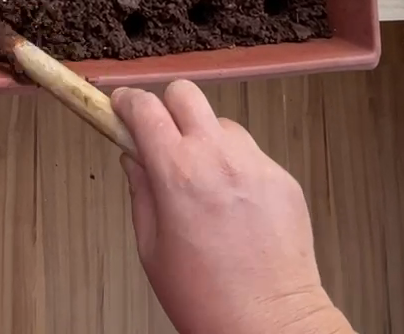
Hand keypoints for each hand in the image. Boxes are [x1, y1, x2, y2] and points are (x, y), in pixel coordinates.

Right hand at [113, 81, 353, 333]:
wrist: (272, 329)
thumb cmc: (206, 299)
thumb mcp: (152, 248)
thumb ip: (140, 192)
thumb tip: (133, 157)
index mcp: (178, 173)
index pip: (145, 108)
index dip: (128, 101)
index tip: (121, 106)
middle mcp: (217, 156)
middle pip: (185, 93)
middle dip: (167, 106)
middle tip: (163, 136)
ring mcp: (255, 163)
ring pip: (220, 123)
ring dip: (206, 139)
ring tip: (205, 182)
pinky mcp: (282, 177)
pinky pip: (250, 153)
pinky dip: (236, 166)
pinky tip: (235, 204)